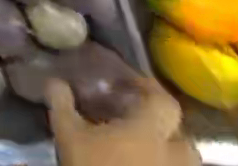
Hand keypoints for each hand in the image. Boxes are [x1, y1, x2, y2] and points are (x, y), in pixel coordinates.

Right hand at [48, 77, 200, 165]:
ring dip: (164, 149)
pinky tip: (138, 163)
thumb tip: (56, 80)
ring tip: (137, 145)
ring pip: (181, 158)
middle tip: (133, 117)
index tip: (129, 80)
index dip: (149, 86)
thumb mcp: (68, 133)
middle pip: (179, 133)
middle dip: (159, 123)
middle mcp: (175, 154)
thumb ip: (62, 102)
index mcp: (150, 132)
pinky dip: (161, 165)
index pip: (164, 101)